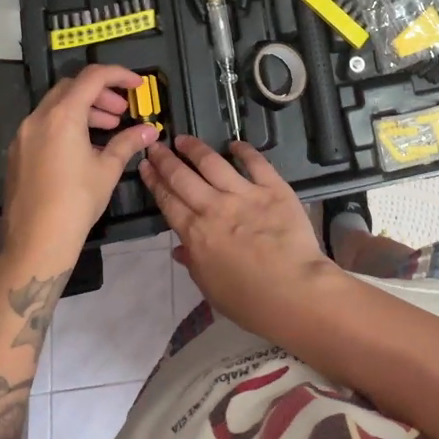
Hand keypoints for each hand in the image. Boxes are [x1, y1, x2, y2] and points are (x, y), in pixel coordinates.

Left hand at [3, 64, 158, 266]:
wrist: (36, 242)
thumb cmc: (76, 202)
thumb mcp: (108, 169)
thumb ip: (128, 142)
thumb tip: (150, 130)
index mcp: (63, 116)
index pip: (93, 78)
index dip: (119, 75)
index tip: (137, 85)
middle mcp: (38, 118)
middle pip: (72, 87)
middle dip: (100, 94)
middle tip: (121, 112)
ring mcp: (23, 135)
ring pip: (56, 106)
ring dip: (84, 109)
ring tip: (107, 130)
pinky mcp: (17, 153)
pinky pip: (44, 125)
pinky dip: (66, 124)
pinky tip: (83, 148)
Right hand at [139, 136, 336, 336]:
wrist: (292, 290)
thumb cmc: (249, 300)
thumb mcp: (210, 288)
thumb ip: (194, 263)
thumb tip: (180, 249)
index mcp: (196, 233)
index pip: (169, 201)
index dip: (155, 181)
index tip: (146, 165)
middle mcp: (215, 207)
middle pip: (183, 177)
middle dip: (166, 159)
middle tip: (156, 145)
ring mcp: (244, 194)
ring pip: (213, 163)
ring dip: (196, 149)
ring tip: (184, 139)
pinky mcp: (273, 188)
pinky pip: (255, 162)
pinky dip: (244, 150)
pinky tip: (235, 144)